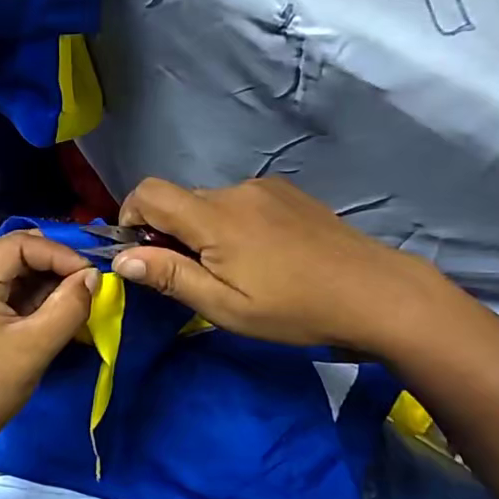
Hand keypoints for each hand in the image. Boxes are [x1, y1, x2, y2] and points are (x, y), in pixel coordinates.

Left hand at [0, 232, 99, 449]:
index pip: (18, 245)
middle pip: (16, 254)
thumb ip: (68, 307)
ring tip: (80, 298)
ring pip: (17, 273)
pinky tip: (61, 310)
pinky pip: (12, 293)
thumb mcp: (34, 346)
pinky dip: (39, 299)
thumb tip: (94, 277)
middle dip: (56, 266)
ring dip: (50, 282)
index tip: (91, 275)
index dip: (58, 254)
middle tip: (89, 283)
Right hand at [111, 177, 449, 353]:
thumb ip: (169, 276)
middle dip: (169, 232)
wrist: (377, 293)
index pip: (148, 192)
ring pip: (210, 203)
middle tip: (193, 276)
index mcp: (214, 217)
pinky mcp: (288, 194)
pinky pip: (240, 202)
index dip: (130, 216)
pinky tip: (263, 256)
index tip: (141, 252)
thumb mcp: (224, 306)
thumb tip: (121, 258)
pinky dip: (232, 224)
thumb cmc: (294, 309)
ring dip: (203, 230)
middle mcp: (235, 191)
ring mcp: (266, 189)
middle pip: (179, 200)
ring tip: (236, 270)